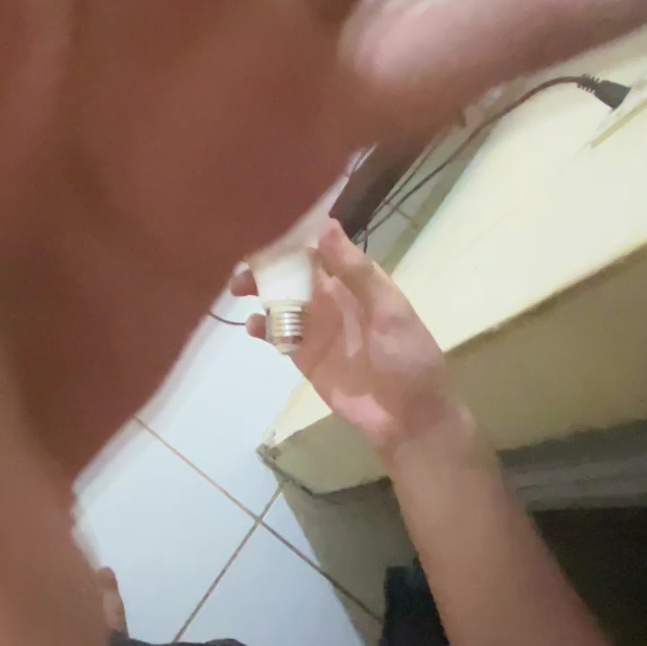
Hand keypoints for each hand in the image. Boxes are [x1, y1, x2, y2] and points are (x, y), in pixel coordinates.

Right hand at [234, 221, 454, 451]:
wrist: (408, 418)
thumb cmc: (407, 358)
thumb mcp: (388, 310)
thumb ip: (356, 272)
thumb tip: (326, 227)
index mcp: (355, 284)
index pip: (319, 252)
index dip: (293, 239)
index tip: (265, 226)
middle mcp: (332, 300)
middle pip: (292, 275)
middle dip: (267, 266)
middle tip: (245, 264)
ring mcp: (316, 328)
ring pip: (280, 302)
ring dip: (259, 293)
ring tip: (238, 289)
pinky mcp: (304, 356)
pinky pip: (277, 335)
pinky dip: (261, 328)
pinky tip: (252, 326)